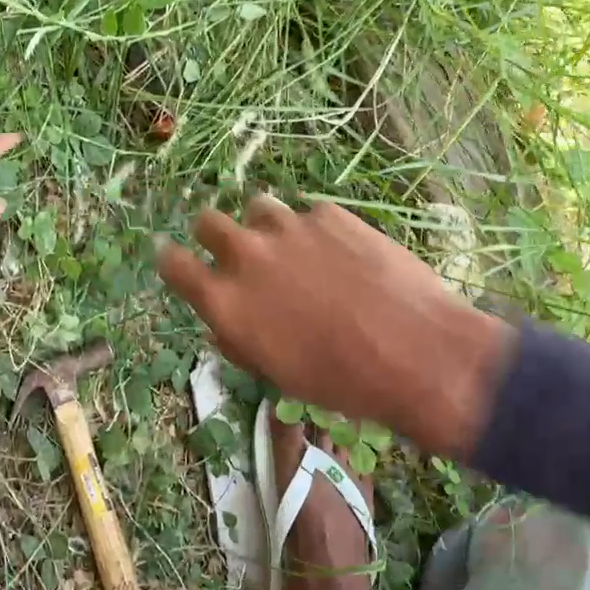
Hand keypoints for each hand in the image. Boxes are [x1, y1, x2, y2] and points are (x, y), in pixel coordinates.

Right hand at [156, 195, 513, 456]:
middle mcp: (246, 255)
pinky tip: (343, 255)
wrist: (419, 355)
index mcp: (225, 301)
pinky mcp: (329, 214)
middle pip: (207, 221)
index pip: (173, 263)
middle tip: (239, 251)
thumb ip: (238, 336)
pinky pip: (309, 214)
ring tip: (294, 248)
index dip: (170, 259)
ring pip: (258, 208)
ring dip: (266, 227)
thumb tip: (226, 319)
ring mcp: (288, 228)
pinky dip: (316, 231)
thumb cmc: (342, 381)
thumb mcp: (275, 371)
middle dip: (214, 234)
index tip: (175, 258)